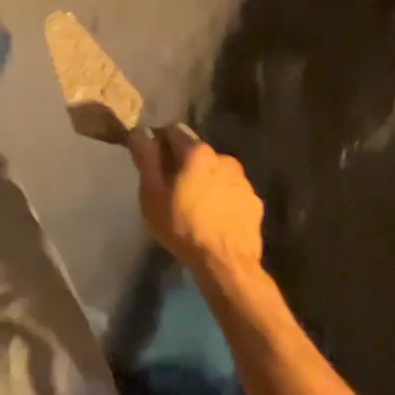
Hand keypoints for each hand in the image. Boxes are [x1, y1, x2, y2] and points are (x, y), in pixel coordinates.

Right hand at [127, 129, 263, 270]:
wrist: (226, 264)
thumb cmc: (182, 226)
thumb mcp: (151, 192)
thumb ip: (145, 157)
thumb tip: (140, 131)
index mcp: (197, 152)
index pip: (173, 130)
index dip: (158, 142)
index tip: (151, 163)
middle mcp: (224, 158)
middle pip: (196, 151)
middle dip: (182, 162)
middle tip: (170, 188)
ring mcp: (243, 180)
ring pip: (215, 170)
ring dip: (203, 179)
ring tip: (193, 205)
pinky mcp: (254, 201)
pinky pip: (231, 190)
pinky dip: (221, 196)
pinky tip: (213, 217)